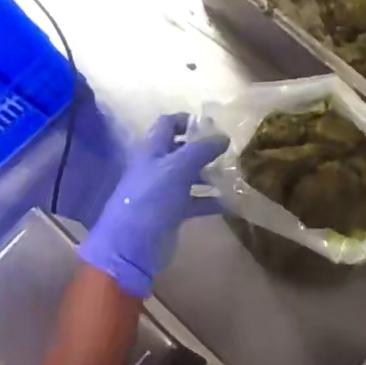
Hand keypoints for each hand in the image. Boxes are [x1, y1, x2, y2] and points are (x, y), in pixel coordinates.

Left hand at [78, 113, 228, 297]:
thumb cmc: (152, 198)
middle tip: (228, 150)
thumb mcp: (177, 168)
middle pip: (180, 150)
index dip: (186, 120)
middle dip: (203, 149)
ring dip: (209, 175)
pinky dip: (211, 201)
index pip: (167, 124)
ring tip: (233, 175)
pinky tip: (230, 202)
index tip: (211, 124)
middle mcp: (157, 167)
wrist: (133, 243)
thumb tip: (224, 137)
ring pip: (189, 176)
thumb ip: (201, 150)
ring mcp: (164, 190)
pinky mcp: (172, 212)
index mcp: (152, 150)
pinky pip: (195, 201)